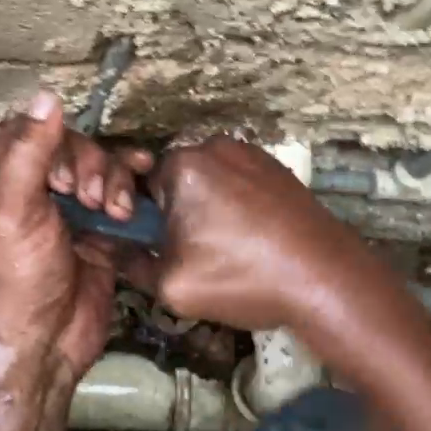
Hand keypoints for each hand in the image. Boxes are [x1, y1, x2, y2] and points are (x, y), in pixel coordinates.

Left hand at [0, 91, 151, 384]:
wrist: (43, 347)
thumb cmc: (13, 278)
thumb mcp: (11, 209)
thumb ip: (29, 152)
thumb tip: (45, 95)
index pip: (26, 131)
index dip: (50, 140)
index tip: (61, 173)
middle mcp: (31, 191)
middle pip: (70, 146)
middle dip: (88, 165)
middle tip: (87, 198)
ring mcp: (67, 212)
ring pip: (99, 168)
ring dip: (113, 179)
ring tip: (112, 212)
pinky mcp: (97, 233)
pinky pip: (119, 195)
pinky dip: (131, 186)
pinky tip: (141, 182)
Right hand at [123, 139, 419, 359]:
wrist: (329, 282)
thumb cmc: (244, 279)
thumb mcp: (171, 285)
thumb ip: (127, 262)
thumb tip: (100, 248)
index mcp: (183, 165)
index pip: (138, 183)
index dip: (142, 218)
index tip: (155, 246)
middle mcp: (214, 146)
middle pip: (173, 179)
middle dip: (175, 213)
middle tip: (192, 253)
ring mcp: (251, 153)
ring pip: (206, 180)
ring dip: (206, 208)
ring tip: (226, 250)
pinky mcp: (277, 167)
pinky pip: (237, 181)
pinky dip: (235, 205)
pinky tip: (251, 239)